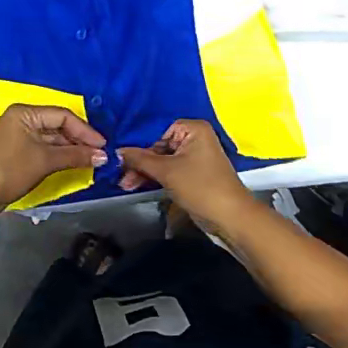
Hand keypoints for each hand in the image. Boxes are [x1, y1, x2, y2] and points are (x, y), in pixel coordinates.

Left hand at [0, 105, 107, 229]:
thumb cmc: (11, 170)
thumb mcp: (45, 161)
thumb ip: (75, 155)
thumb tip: (103, 155)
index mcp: (25, 112)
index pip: (62, 115)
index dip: (85, 130)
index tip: (103, 145)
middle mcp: (22, 118)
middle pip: (58, 125)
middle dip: (79, 139)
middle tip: (100, 154)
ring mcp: (19, 134)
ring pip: (53, 137)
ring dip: (71, 148)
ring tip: (92, 160)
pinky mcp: (19, 150)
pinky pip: (45, 147)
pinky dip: (60, 154)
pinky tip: (75, 162)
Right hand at [117, 119, 252, 223]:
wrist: (230, 218)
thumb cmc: (200, 187)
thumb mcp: (166, 171)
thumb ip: (140, 159)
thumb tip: (117, 151)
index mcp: (193, 129)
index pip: (157, 130)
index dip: (138, 143)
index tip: (118, 154)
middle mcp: (194, 138)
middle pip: (158, 146)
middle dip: (139, 161)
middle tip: (119, 174)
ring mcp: (193, 157)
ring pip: (161, 160)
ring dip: (143, 171)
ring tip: (124, 183)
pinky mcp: (191, 173)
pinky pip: (167, 170)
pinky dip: (154, 177)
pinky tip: (135, 183)